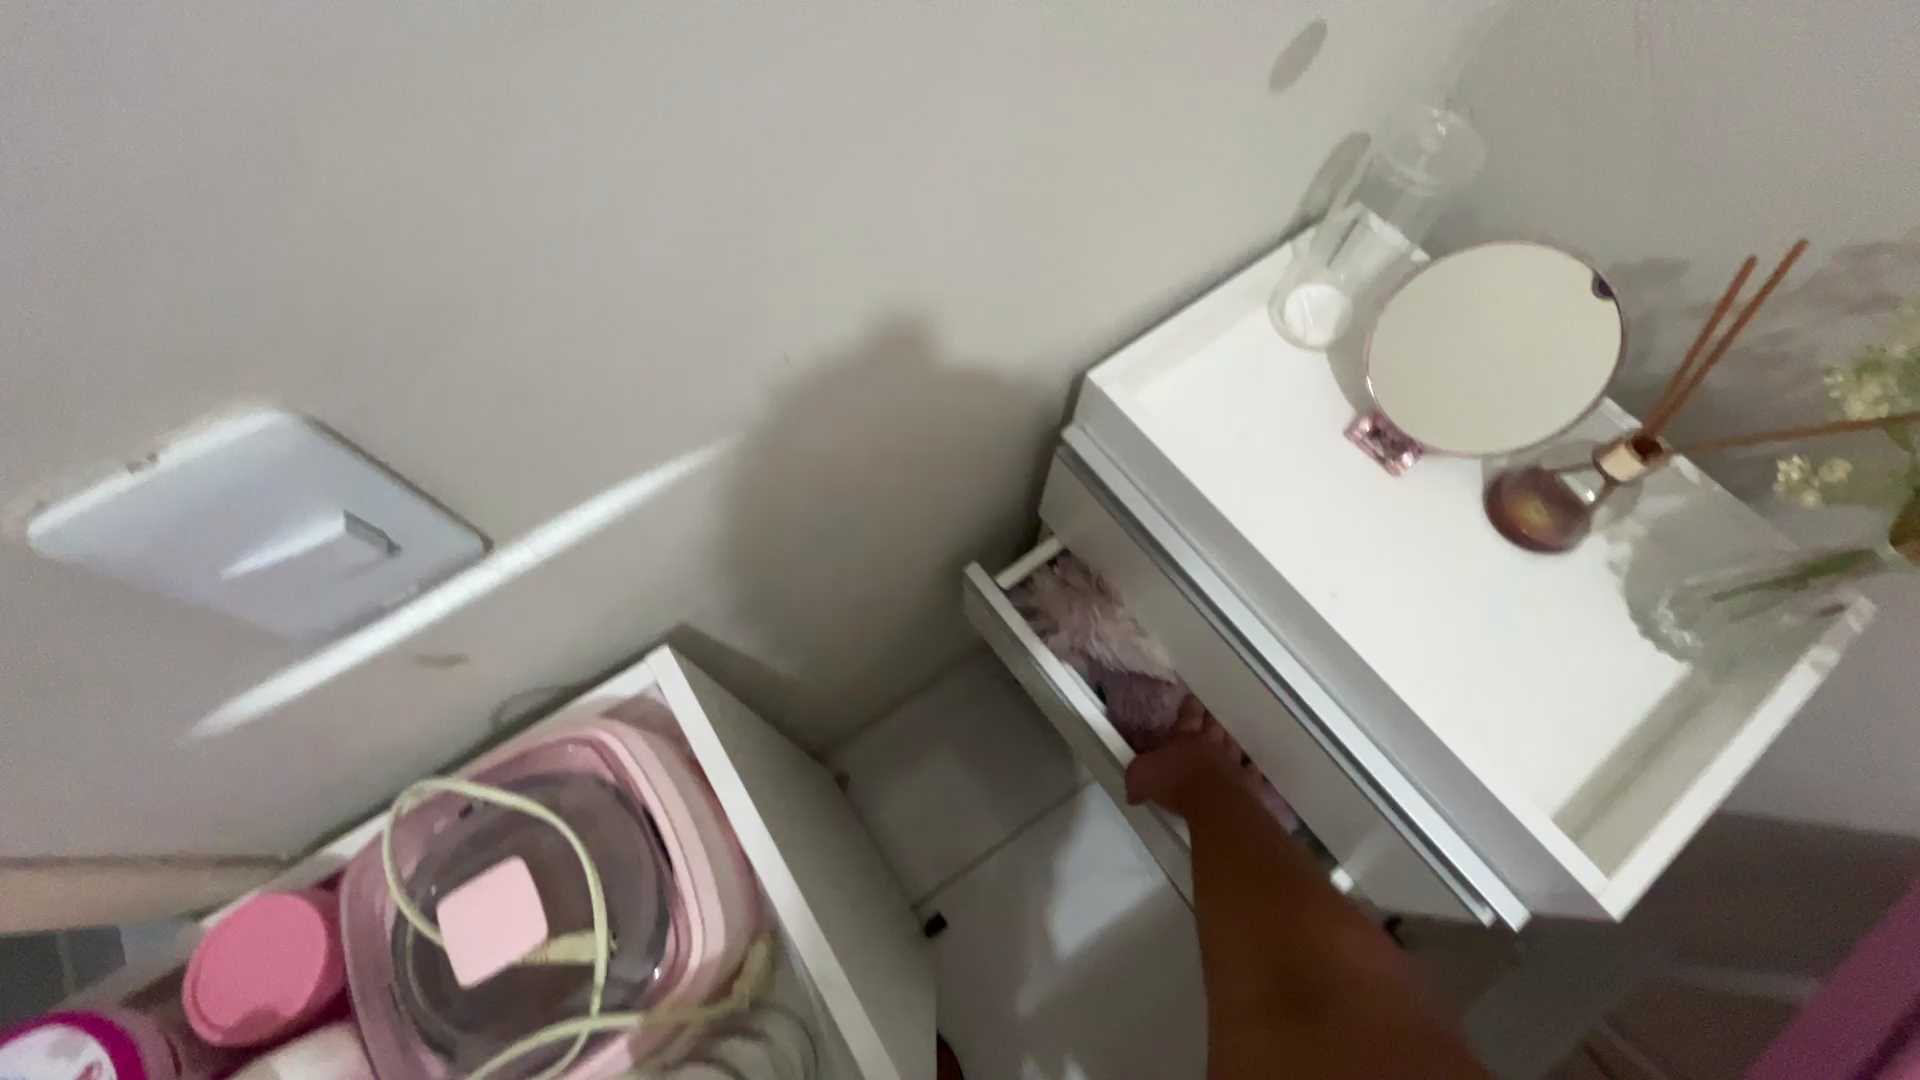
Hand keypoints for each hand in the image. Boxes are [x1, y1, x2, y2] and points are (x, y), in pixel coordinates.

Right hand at [1125, 696, 1259, 818]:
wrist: (1213, 803)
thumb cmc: (1174, 783)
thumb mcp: (1141, 777)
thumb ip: (1135, 780)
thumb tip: (1132, 793)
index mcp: (1184, 737)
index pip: (1188, 715)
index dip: (1190, 706)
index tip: (1193, 697)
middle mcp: (1210, 744)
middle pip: (1214, 724)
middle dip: (1212, 717)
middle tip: (1213, 712)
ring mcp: (1232, 761)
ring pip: (1234, 743)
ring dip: (1232, 739)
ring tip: (1232, 735)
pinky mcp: (1247, 781)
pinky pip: (1251, 771)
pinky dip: (1251, 767)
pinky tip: (1252, 767)